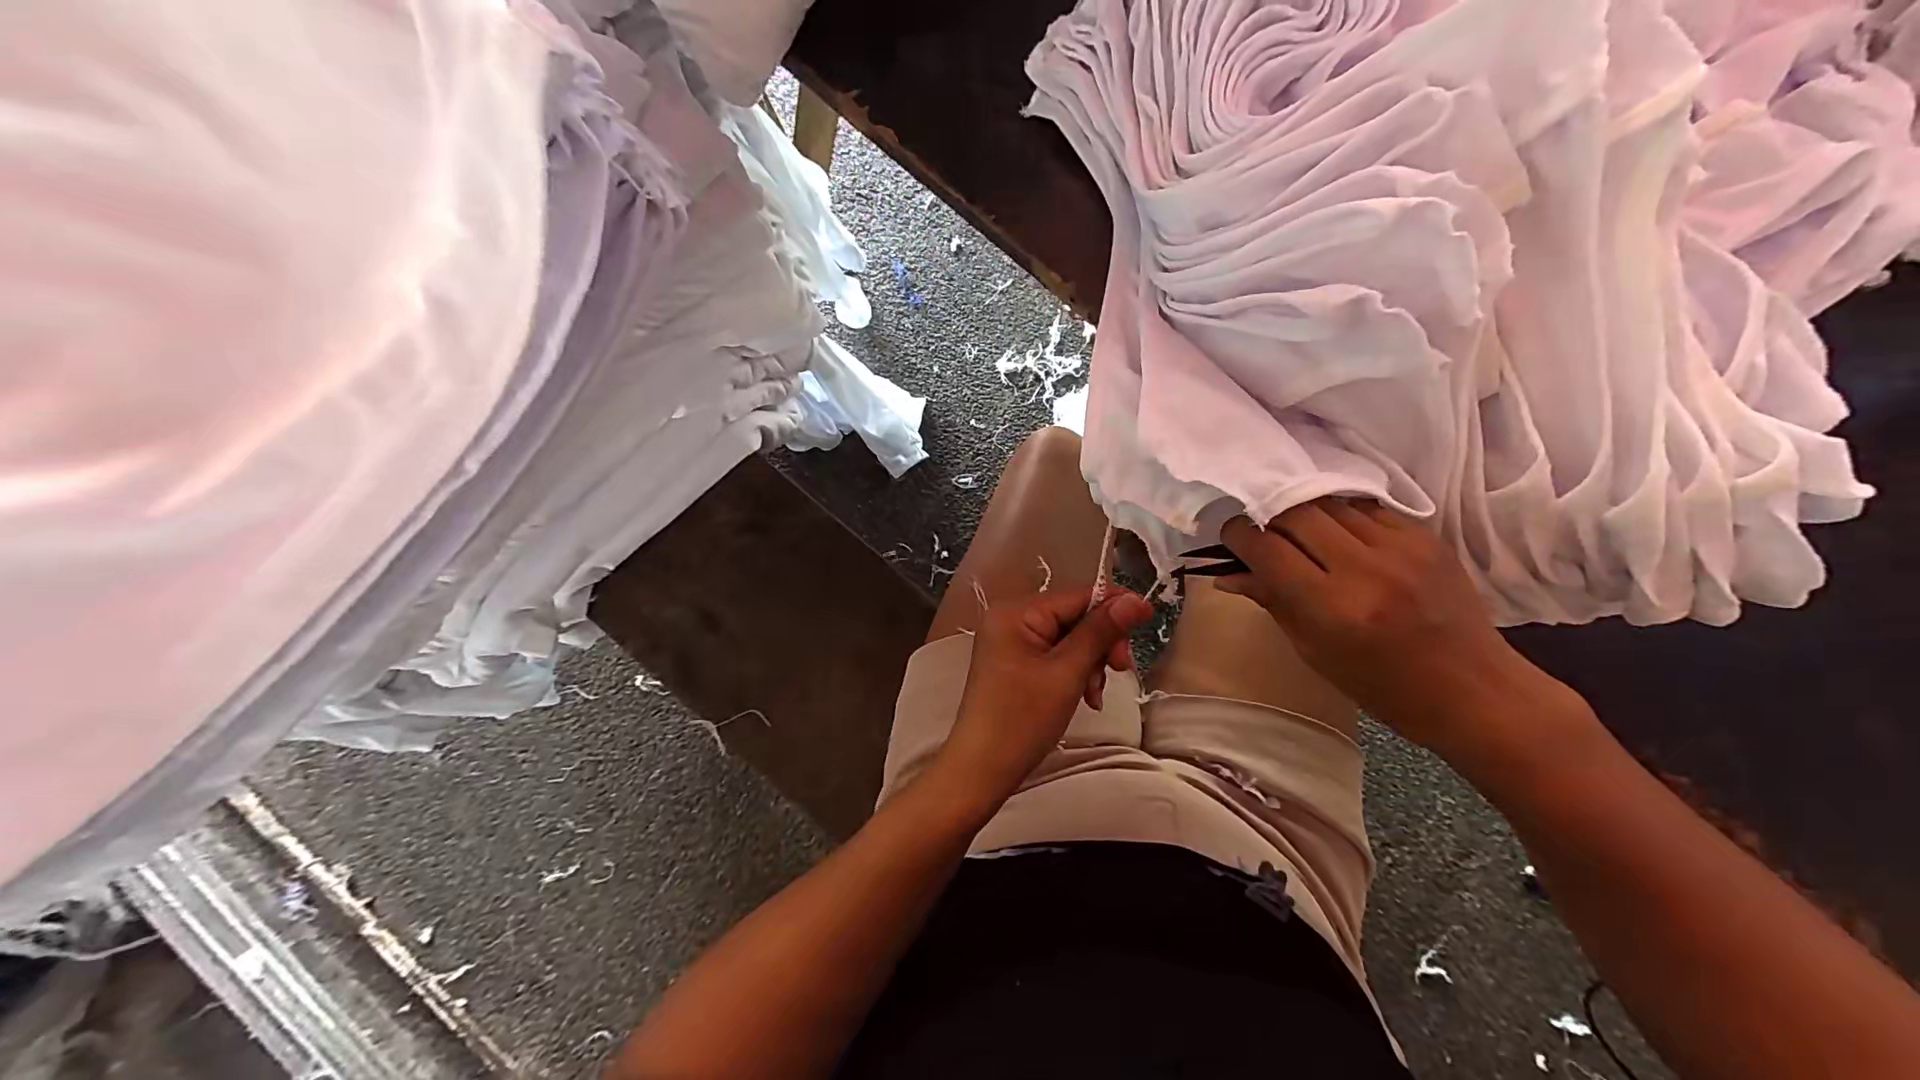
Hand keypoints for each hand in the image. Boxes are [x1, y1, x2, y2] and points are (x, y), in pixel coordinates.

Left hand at [935, 587, 1153, 802]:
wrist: (981, 770)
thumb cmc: (1022, 720)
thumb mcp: (1067, 673)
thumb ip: (1100, 633)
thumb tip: (1136, 600)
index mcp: (1015, 613)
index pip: (1076, 596)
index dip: (1114, 606)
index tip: (1149, 618)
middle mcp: (1010, 620)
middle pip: (1074, 617)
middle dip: (1101, 644)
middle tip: (1120, 671)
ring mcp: (1011, 644)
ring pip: (1069, 640)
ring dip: (1091, 664)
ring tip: (1094, 695)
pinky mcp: (1015, 666)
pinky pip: (1056, 658)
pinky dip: (1075, 674)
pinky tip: (1085, 698)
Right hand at [1216, 499, 1583, 752]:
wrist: (1473, 689)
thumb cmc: (1382, 685)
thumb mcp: (1314, 651)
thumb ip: (1272, 602)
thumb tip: (1227, 574)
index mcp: (1333, 607)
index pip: (1268, 549)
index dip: (1239, 536)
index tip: (1230, 536)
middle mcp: (1366, 569)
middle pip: (1297, 512)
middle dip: (1268, 515)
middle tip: (1260, 530)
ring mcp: (1402, 548)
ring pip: (1332, 502)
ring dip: (1304, 512)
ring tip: (1296, 530)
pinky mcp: (1426, 537)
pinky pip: (1368, 508)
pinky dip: (1342, 515)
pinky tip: (1337, 532)